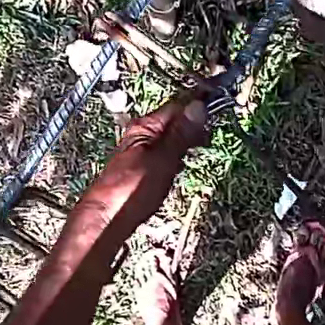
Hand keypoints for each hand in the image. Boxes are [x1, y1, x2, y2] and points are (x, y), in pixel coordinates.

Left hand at [85, 88, 210, 225]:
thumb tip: (198, 106)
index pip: (176, 106)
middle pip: (173, 122)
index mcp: (145, 127)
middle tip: (210, 137)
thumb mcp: (163, 159)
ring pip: (169, 139)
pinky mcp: (141, 169)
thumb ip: (181, 134)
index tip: (217, 111)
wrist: (108, 218)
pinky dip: (176, 156)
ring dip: (186, 142)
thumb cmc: (133, 189)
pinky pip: (164, 155)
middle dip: (193, 126)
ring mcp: (140, 152)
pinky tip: (182, 165)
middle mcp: (141, 135)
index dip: (197, 108)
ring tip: (201, 149)